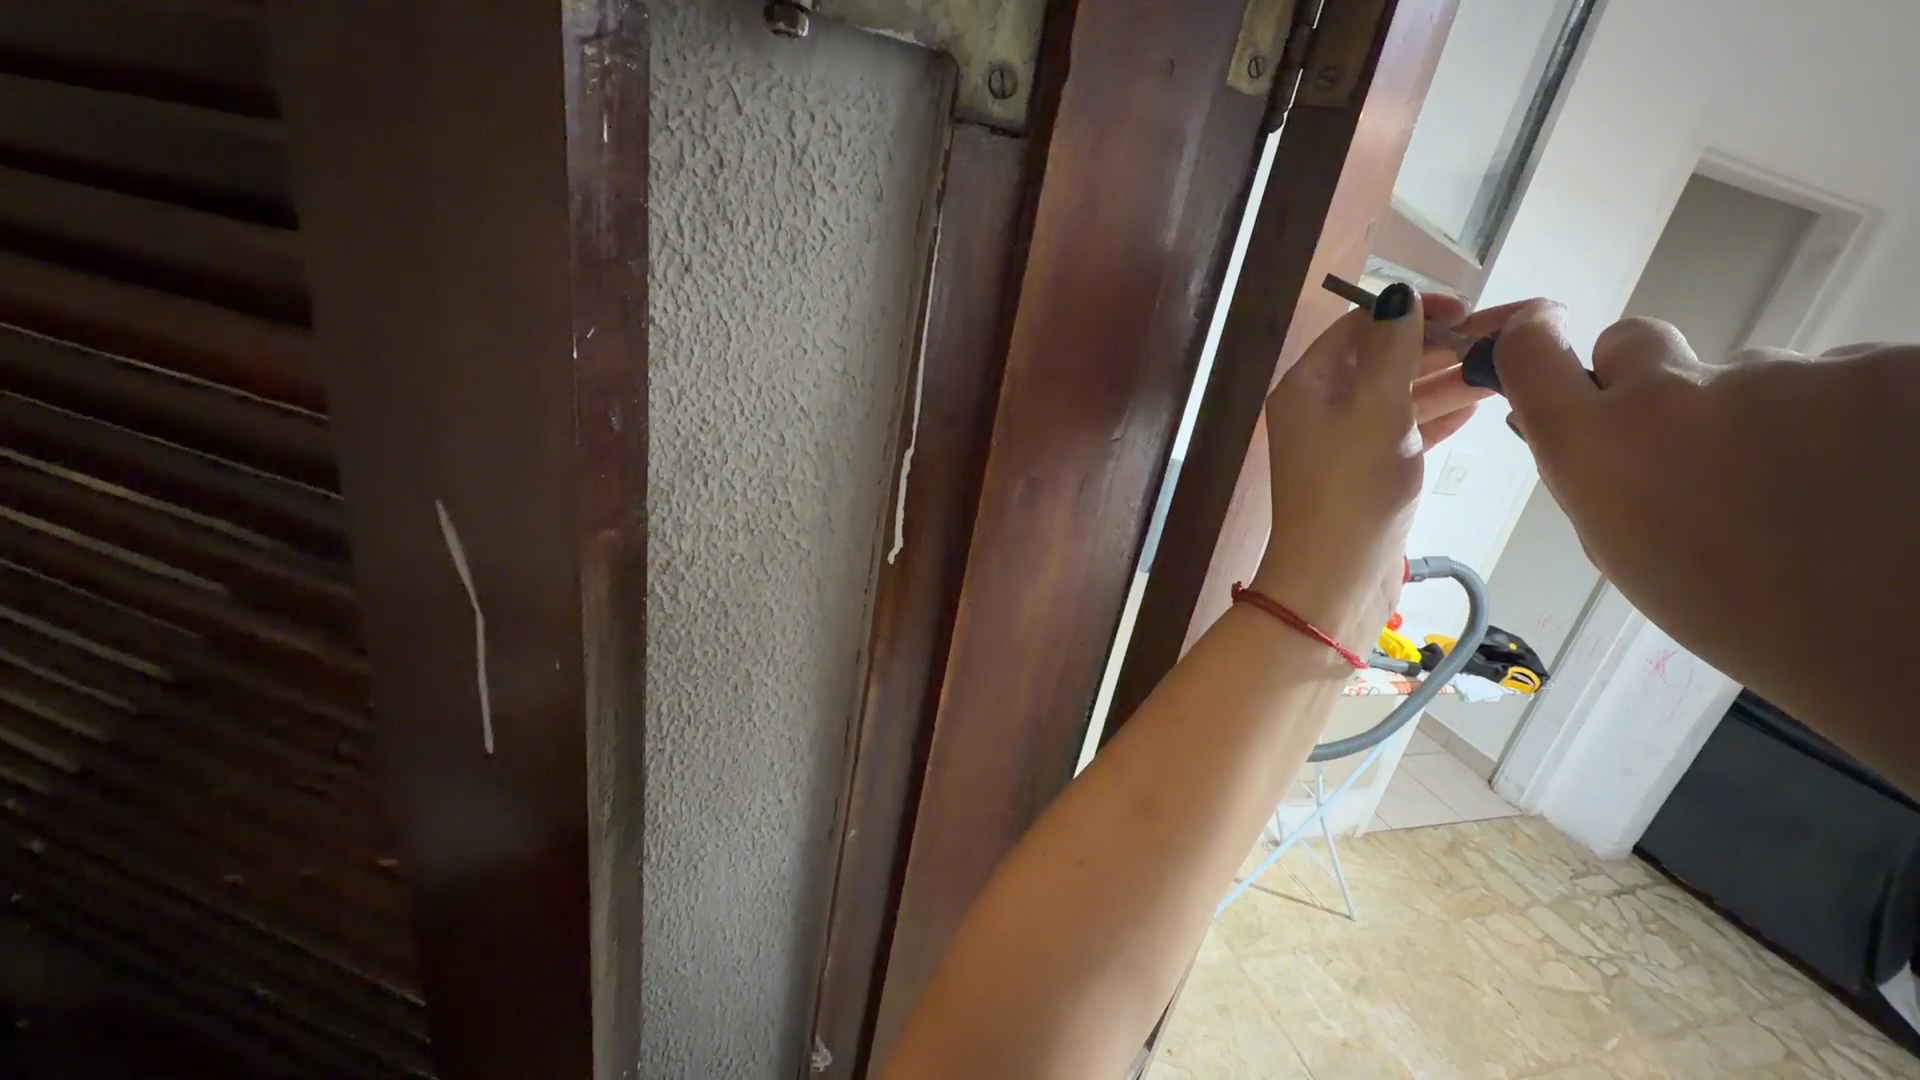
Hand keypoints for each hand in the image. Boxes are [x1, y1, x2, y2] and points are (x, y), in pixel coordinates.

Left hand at [1254, 285, 1490, 646]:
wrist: (1337, 578)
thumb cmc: (1352, 490)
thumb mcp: (1375, 410)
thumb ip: (1392, 351)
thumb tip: (1398, 295)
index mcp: (1308, 385)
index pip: (1359, 329)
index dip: (1411, 312)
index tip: (1467, 308)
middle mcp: (1322, 408)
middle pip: (1388, 359)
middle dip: (1446, 344)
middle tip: (1516, 332)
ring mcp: (1346, 441)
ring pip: (1403, 396)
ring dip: (1453, 378)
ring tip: (1515, 363)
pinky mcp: (1369, 471)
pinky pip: (1408, 430)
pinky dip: (1440, 416)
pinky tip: (1482, 403)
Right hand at [1492, 306, 1917, 746]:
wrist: (1898, 639)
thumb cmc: (1737, 612)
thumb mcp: (1621, 549)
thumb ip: (1591, 472)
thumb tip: (1577, 421)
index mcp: (1597, 444)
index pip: (1532, 351)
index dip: (1533, 338)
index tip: (1543, 337)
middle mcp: (1675, 393)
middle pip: (1636, 341)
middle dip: (1650, 380)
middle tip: (1691, 438)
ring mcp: (1788, 372)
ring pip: (1753, 374)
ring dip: (1766, 412)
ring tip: (1812, 484)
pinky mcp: (1892, 364)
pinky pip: (1848, 375)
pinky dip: (1854, 414)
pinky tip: (1872, 472)